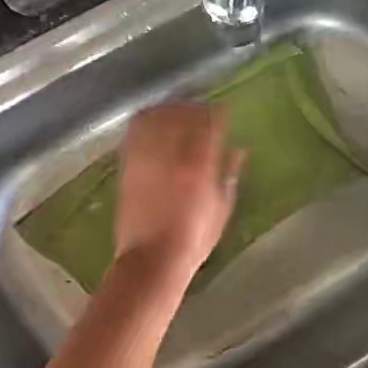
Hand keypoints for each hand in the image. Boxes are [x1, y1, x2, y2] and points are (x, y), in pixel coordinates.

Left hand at [114, 103, 244, 277]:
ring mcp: (147, 161)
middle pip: (181, 115)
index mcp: (200, 167)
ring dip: (167, 110)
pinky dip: (144, 122)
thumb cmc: (195, 238)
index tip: (223, 108)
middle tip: (200, 107)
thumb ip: (229, 175)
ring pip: (156, 119)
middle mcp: (172, 157)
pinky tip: (152, 122)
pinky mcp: (128, 168)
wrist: (153, 260)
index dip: (217, 112)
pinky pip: (135, 134)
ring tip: (175, 110)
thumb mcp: (222, 208)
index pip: (210, 125)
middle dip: (192, 106)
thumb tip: (239, 151)